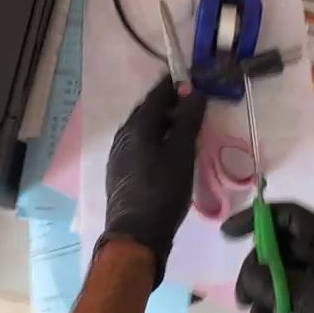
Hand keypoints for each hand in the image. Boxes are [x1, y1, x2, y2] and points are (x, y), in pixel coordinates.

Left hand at [100, 77, 206, 287]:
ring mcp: (120, 152)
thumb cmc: (163, 191)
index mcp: (138, 125)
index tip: (191, 78)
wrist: (136, 234)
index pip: (157, 93)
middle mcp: (125, 133)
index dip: (174, 84)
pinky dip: (155, 137)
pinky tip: (167, 149)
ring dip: (162, 121)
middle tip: (192, 103)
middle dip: (169, 102)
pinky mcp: (120, 168)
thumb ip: (188, 120)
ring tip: (183, 126)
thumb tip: (194, 91)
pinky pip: (139, 142)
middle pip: (149, 109)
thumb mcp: (182, 154)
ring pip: (143, 126)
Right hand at [224, 203, 313, 312]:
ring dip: (270, 286)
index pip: (290, 214)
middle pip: (287, 241)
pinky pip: (307, 287)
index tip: (226, 235)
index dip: (257, 218)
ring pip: (294, 267)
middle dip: (259, 264)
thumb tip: (249, 274)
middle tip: (244, 300)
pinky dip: (286, 300)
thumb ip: (293, 290)